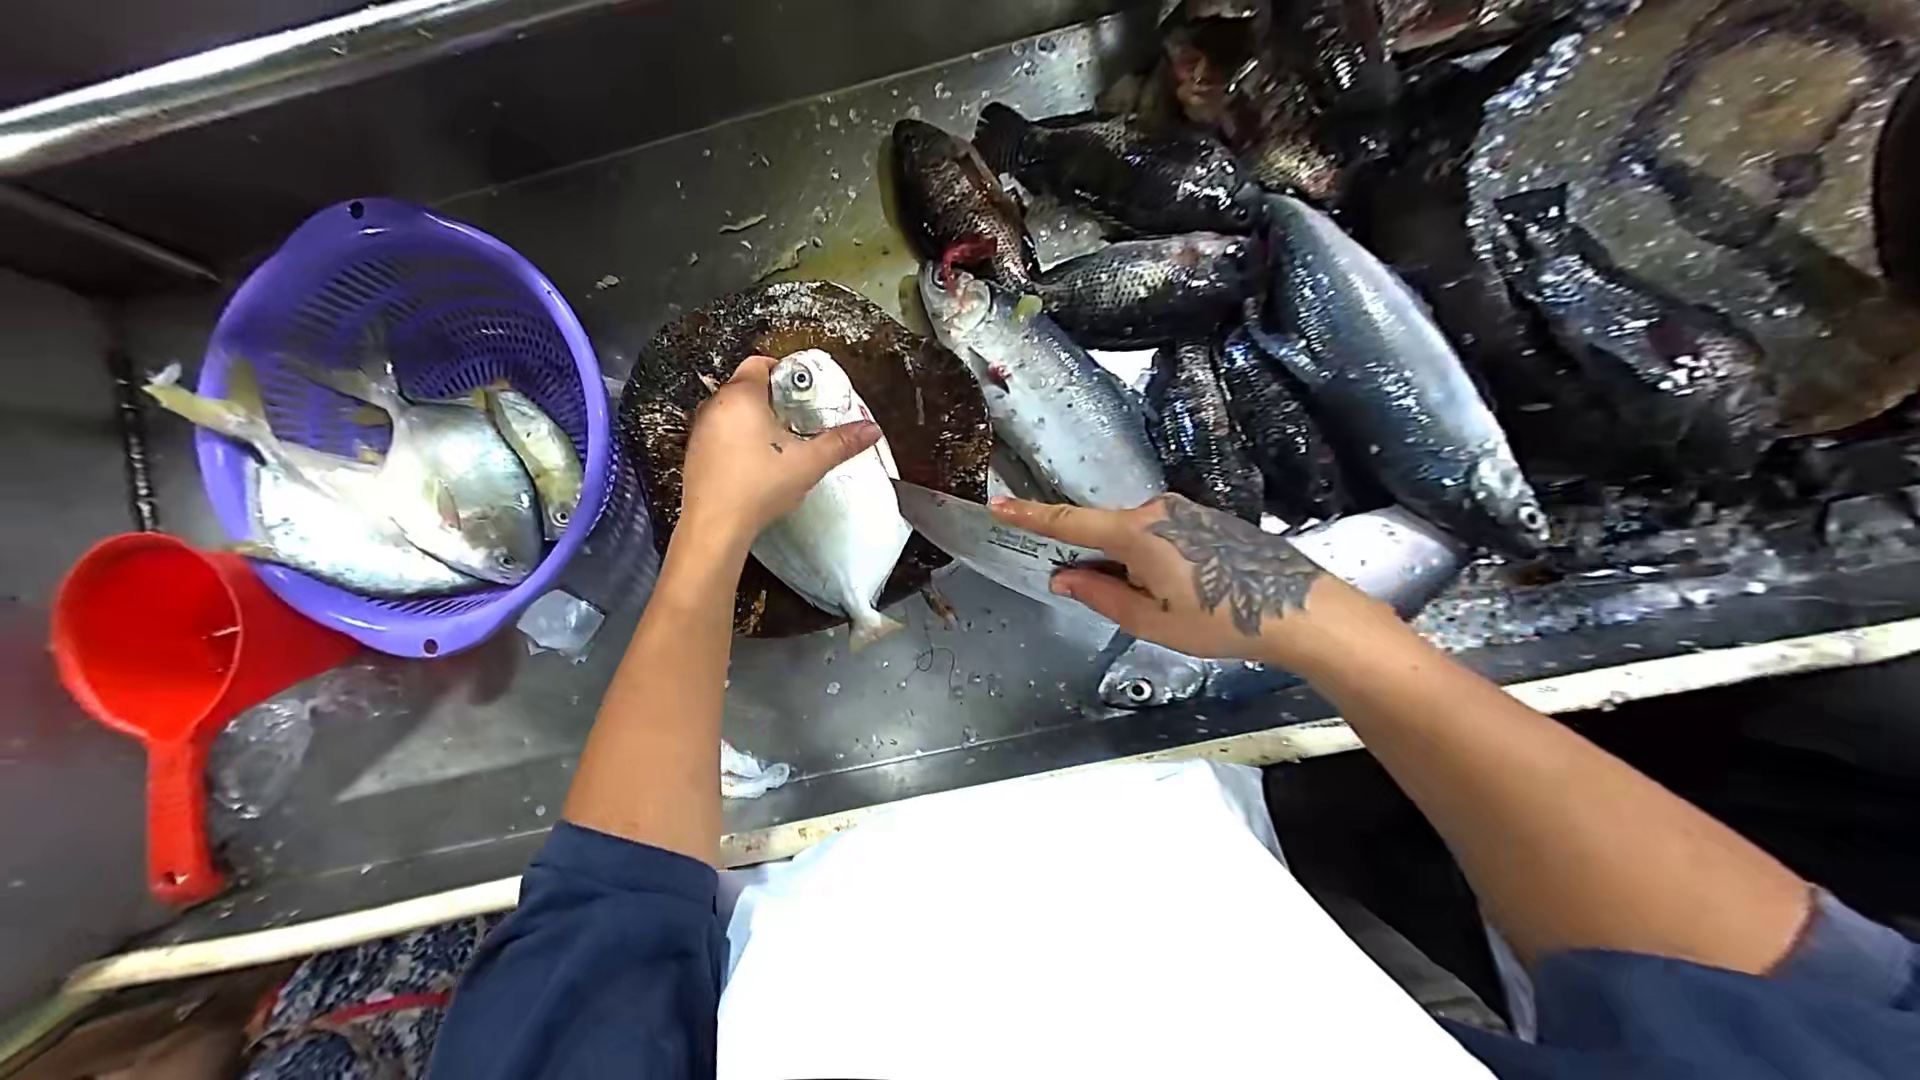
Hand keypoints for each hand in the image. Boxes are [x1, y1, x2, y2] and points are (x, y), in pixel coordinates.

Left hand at [678, 355, 881, 550]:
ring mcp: (703, 430)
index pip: (761, 363)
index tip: (803, 390)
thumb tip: (868, 431)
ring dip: (757, 421)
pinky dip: (741, 441)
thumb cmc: (755, 489)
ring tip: (783, 444)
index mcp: (742, 397)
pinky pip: (723, 435)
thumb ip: (841, 443)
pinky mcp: (698, 453)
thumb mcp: (810, 462)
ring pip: (735, 412)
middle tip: (800, 419)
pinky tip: (760, 464)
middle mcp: (716, 407)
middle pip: (749, 387)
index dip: (785, 373)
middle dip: (776, 400)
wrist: (716, 526)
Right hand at [992, 493, 1363, 666]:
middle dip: (1096, 561)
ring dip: (1129, 565)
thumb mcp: (1151, 620)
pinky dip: (1151, 559)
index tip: (998, 505)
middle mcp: (1157, 511)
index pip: (1069, 520)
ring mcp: (1184, 511)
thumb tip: (1064, 576)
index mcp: (1137, 533)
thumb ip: (1100, 594)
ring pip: (1134, 536)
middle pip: (1104, 531)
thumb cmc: (1221, 618)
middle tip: (1116, 601)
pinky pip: (1159, 535)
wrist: (1300, 610)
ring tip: (1165, 605)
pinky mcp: (1204, 519)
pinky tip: (1183, 591)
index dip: (1030, 515)